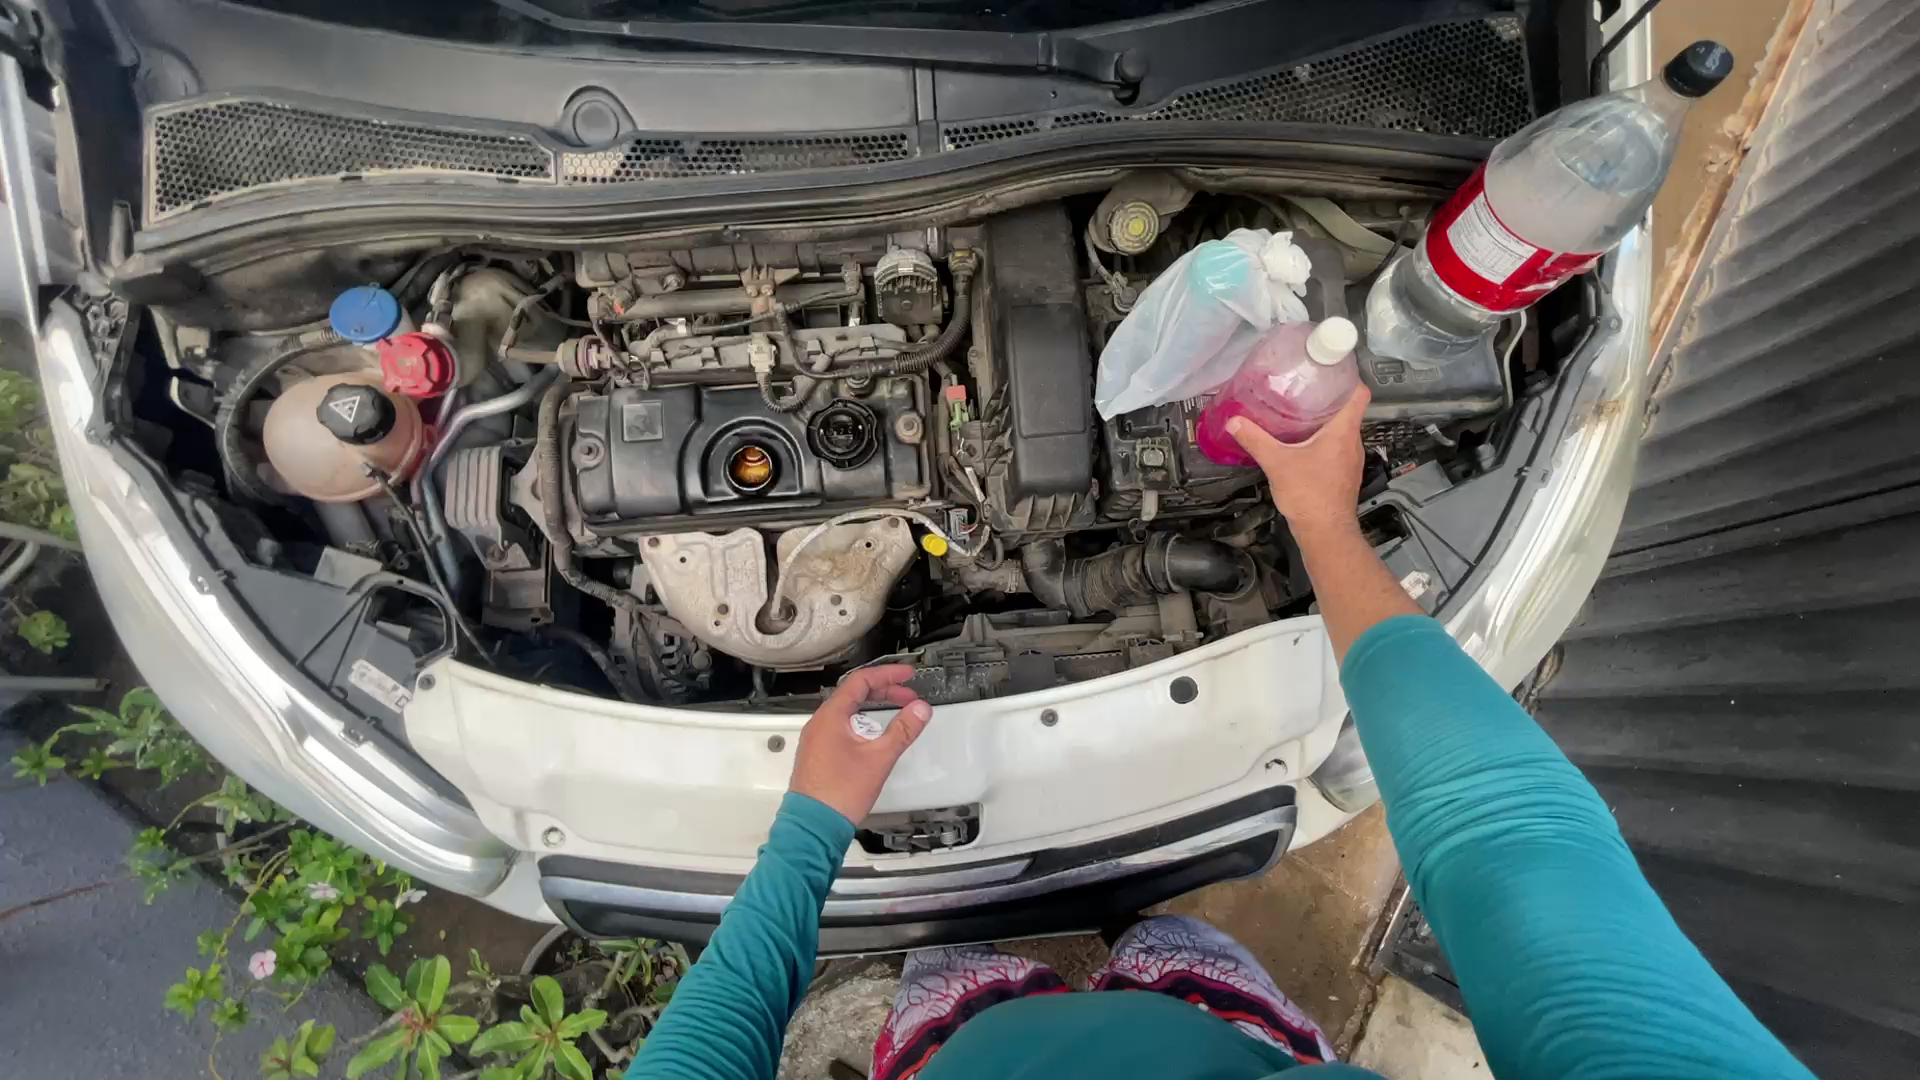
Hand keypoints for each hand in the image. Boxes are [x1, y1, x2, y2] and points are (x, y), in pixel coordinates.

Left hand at [789, 664, 933, 824]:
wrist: (813, 828)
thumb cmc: (838, 794)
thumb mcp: (879, 758)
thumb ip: (902, 730)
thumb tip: (920, 709)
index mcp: (831, 716)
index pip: (861, 681)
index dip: (887, 674)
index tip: (906, 675)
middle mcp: (820, 724)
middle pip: (854, 694)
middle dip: (884, 691)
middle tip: (908, 696)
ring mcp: (817, 740)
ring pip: (848, 712)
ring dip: (874, 708)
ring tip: (896, 714)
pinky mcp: (819, 755)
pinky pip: (842, 727)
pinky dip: (862, 724)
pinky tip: (875, 737)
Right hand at [1228, 386, 1371, 541]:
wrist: (1325, 531)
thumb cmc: (1308, 493)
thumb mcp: (1277, 463)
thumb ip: (1255, 440)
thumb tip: (1234, 421)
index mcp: (1343, 431)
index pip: (1359, 394)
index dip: (1346, 379)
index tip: (1327, 371)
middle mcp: (1352, 441)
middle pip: (1347, 410)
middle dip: (1326, 399)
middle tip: (1301, 390)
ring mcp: (1350, 459)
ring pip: (1341, 430)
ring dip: (1323, 421)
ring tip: (1297, 414)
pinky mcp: (1344, 473)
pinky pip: (1336, 447)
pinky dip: (1322, 440)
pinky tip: (1300, 444)